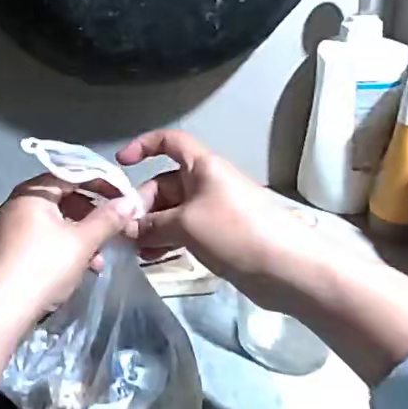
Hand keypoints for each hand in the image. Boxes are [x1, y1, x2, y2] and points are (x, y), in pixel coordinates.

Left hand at [0, 173, 143, 324]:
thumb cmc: (42, 267)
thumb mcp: (82, 242)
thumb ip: (108, 219)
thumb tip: (131, 201)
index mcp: (33, 192)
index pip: (73, 174)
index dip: (103, 183)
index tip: (125, 197)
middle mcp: (20, 204)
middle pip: (65, 197)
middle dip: (94, 213)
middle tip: (115, 225)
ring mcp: (13, 229)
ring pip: (57, 221)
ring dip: (83, 235)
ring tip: (100, 256)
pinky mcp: (12, 252)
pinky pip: (46, 238)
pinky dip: (67, 247)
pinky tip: (82, 268)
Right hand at [117, 130, 298, 295]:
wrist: (286, 267)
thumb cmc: (235, 231)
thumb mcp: (187, 224)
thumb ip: (152, 224)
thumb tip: (126, 227)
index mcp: (203, 166)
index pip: (170, 141)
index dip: (144, 145)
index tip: (121, 164)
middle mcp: (207, 182)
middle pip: (165, 183)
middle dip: (143, 204)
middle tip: (125, 233)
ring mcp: (213, 210)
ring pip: (173, 211)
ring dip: (152, 227)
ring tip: (135, 251)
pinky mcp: (219, 235)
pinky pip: (184, 231)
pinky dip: (167, 240)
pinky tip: (152, 258)